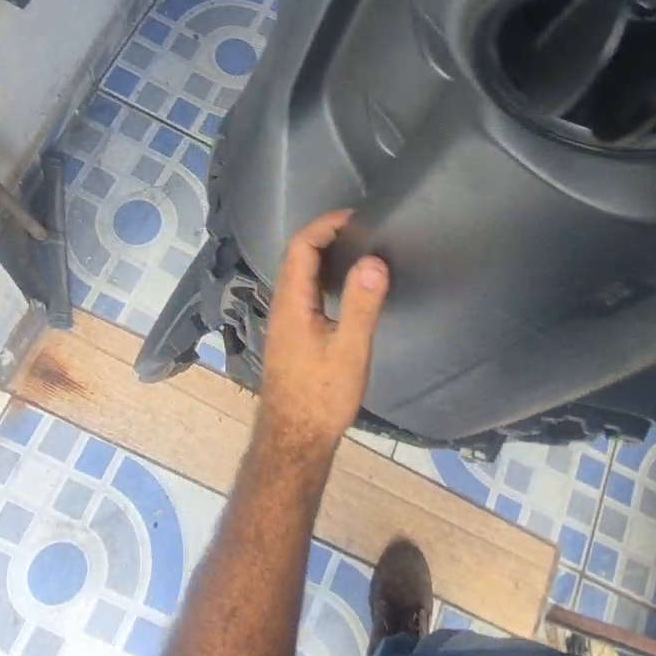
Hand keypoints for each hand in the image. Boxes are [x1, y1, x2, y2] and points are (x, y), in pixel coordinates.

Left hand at [258, 210, 389, 451]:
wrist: (294, 439)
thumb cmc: (321, 396)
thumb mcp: (349, 351)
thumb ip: (362, 306)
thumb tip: (373, 261)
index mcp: (292, 303)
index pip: (301, 247)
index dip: (324, 225)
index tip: (355, 217)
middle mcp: (282, 306)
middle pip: (296, 256)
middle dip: (324, 234)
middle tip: (360, 228)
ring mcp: (283, 321)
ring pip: (297, 274)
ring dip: (322, 254)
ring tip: (356, 249)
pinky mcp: (290, 335)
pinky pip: (302, 291)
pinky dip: (321, 276)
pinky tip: (344, 287)